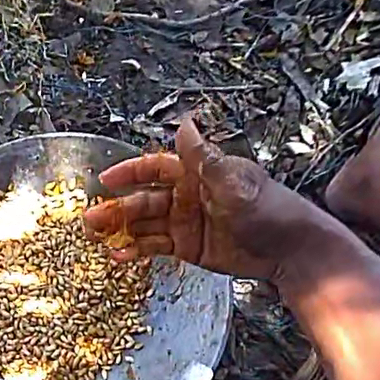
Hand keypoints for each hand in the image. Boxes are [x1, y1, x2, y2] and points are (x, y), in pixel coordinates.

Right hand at [82, 120, 328, 280]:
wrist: (289, 250)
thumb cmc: (269, 210)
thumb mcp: (236, 183)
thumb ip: (205, 158)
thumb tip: (185, 123)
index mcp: (197, 174)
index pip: (155, 167)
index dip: (130, 172)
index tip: (105, 180)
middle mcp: (186, 195)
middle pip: (143, 198)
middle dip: (116, 207)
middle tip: (91, 217)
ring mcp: (185, 222)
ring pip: (145, 223)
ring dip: (120, 229)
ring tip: (96, 237)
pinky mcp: (187, 247)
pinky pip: (155, 246)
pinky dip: (137, 250)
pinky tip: (119, 257)